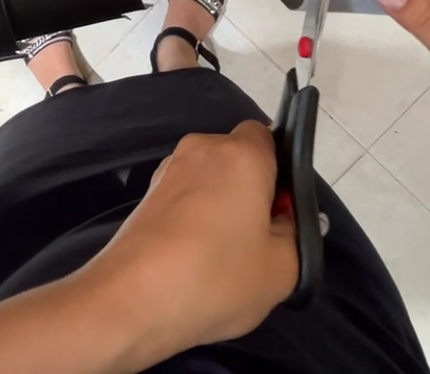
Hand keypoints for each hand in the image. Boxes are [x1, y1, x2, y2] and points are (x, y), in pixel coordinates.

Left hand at [75, 121, 297, 365]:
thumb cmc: (217, 275)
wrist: (135, 295)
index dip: (279, 168)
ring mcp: (170, 167)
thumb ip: (294, 232)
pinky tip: (195, 255)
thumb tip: (283, 217)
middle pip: (237, 156)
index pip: (267, 135)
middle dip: (251, 188)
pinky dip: (195, 213)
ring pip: (210, 176)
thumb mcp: (282, 267)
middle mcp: (203, 147)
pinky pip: (186, 193)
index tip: (282, 207)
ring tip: (224, 254)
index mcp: (241, 154)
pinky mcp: (148, 190)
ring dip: (222, 202)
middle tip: (259, 237)